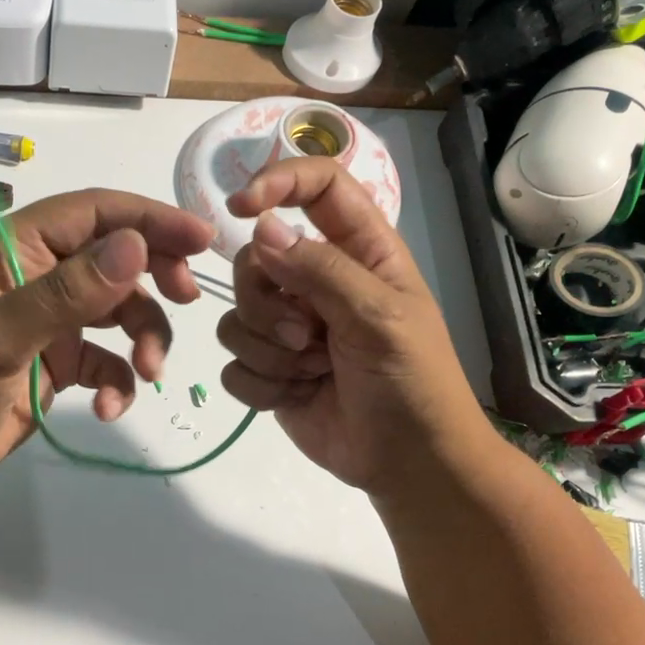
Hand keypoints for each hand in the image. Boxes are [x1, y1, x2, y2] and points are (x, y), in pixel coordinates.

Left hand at [0, 189, 213, 481]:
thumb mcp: (2, 335)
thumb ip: (68, 293)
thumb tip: (136, 247)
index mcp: (17, 247)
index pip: (94, 213)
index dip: (150, 219)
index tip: (202, 240)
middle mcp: (39, 274)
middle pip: (118, 257)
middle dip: (157, 277)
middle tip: (189, 299)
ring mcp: (53, 319)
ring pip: (123, 310)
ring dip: (144, 338)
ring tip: (147, 371)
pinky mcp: (62, 361)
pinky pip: (109, 360)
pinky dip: (119, 381)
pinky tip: (107, 409)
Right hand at [215, 158, 490, 494]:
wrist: (406, 461)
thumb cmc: (412, 381)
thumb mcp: (378, 316)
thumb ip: (321, 269)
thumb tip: (261, 228)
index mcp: (358, 253)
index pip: (318, 189)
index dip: (278, 183)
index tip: (240, 206)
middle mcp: (316, 283)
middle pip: (254, 262)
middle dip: (269, 305)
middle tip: (307, 337)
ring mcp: (288, 330)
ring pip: (237, 318)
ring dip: (269, 352)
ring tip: (311, 372)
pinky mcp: (268, 372)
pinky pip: (232, 365)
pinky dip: (259, 384)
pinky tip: (295, 396)